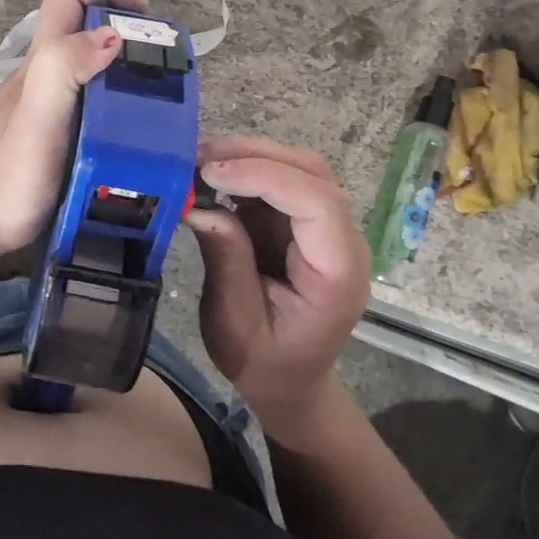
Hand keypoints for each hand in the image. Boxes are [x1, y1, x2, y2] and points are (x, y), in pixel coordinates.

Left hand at [0, 0, 147, 297]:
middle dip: (128, 31)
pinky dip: (118, 107)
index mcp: (39, 64)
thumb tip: (112, 35)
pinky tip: (134, 135)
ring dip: (127, 71)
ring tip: (161, 100)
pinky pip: (89, 106)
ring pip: (88, 69)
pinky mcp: (50, 139)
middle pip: (82, 28)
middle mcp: (41, 78)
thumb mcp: (37, 120)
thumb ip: (64, 69)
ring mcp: (44, 109)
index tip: (148, 21)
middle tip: (165, 67)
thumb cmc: (6, 179)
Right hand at [186, 137, 369, 447]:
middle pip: (312, 175)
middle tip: (196, 156)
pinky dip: (245, 172)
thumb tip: (201, 206)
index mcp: (337, 273)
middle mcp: (342, 242)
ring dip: (249, 157)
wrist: (289, 383)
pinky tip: (211, 175)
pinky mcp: (302, 226)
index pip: (316, 202)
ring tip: (198, 160)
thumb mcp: (235, 323)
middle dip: (255, 156)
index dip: (264, 176)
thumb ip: (226, 261)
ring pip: (298, 170)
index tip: (210, 173)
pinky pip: (281, 184)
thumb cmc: (264, 363)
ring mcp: (326, 231)